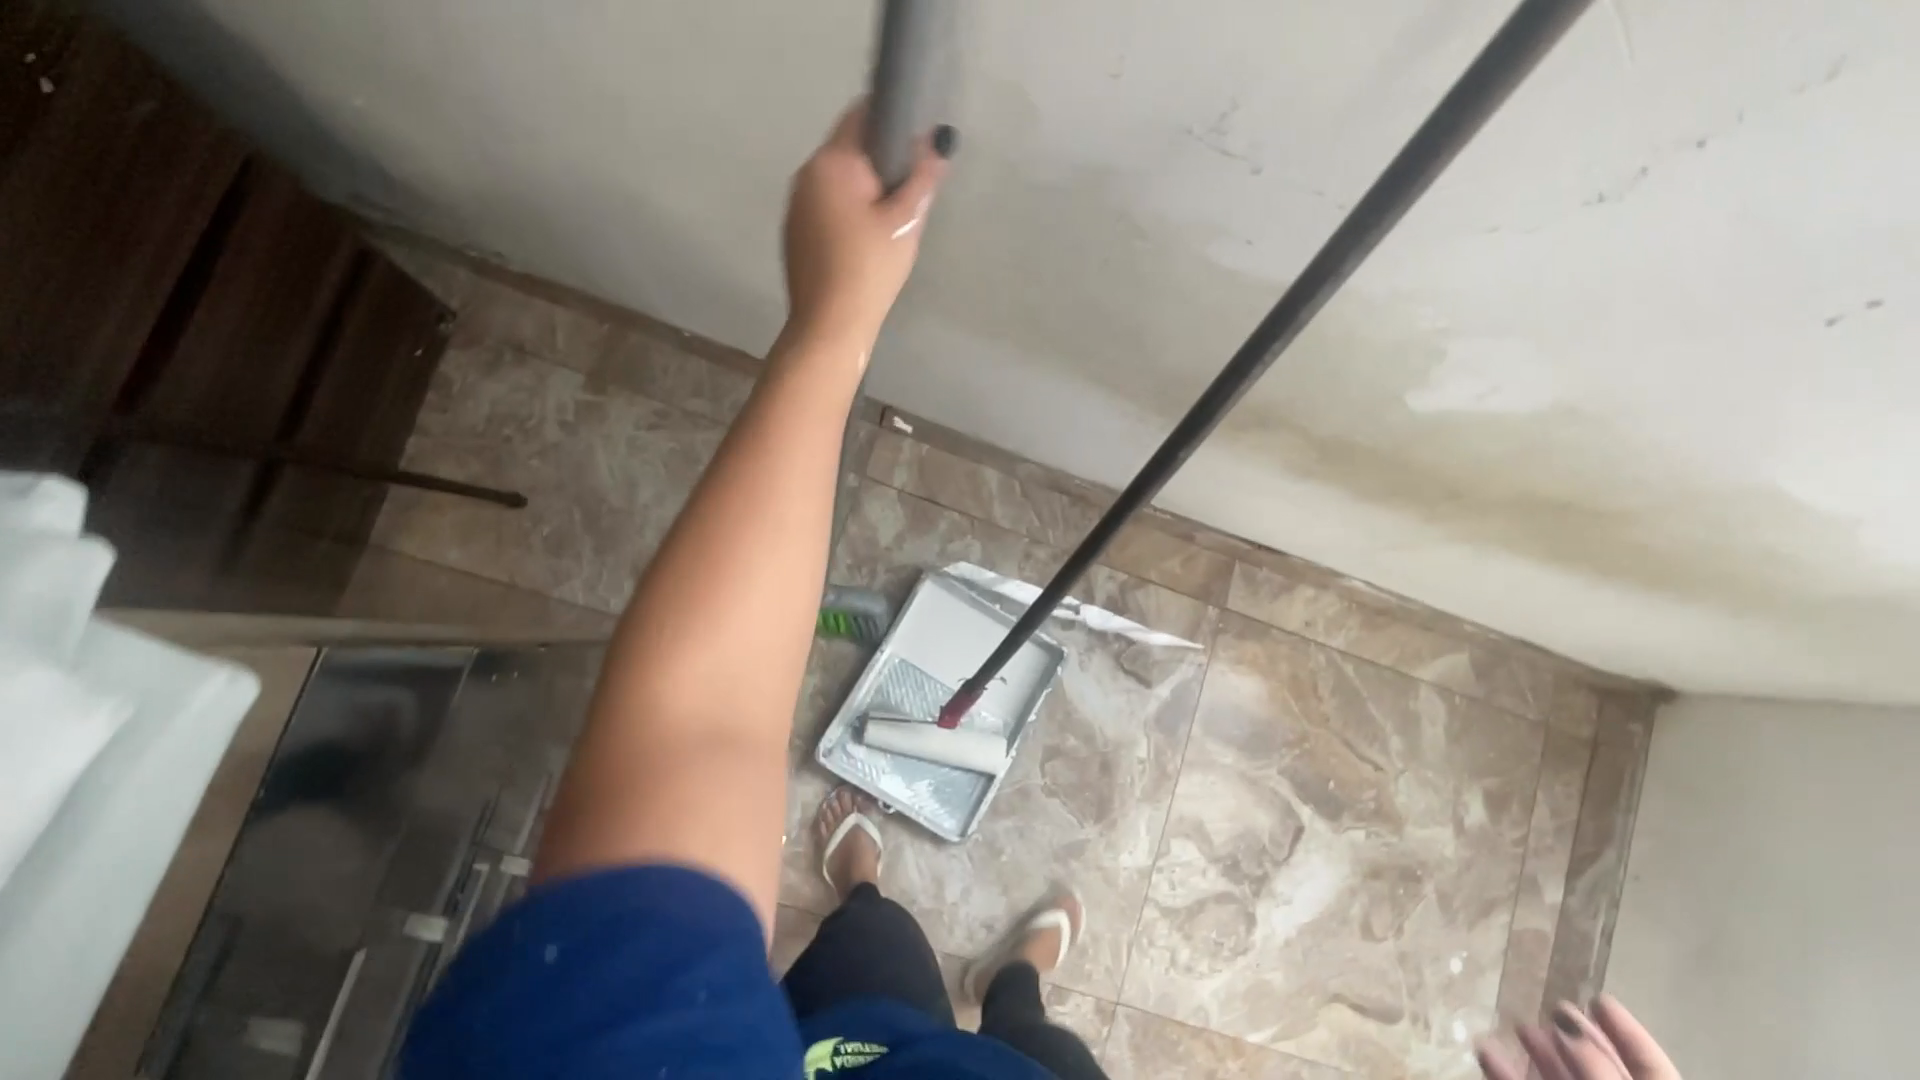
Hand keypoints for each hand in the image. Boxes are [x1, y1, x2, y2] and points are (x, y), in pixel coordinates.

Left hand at [781, 102, 949, 355]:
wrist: (830, 325)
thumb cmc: (870, 269)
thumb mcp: (905, 221)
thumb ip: (922, 176)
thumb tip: (936, 142)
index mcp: (830, 163)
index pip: (860, 115)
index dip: (892, 121)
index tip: (917, 146)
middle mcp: (805, 175)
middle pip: (848, 150)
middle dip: (880, 162)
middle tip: (910, 193)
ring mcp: (795, 205)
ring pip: (837, 181)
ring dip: (864, 190)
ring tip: (890, 223)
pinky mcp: (795, 233)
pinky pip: (826, 206)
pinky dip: (847, 213)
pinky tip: (864, 243)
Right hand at [1479, 996, 1679, 1079]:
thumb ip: (1596, 1068)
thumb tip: (1565, 1021)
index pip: (1649, 1065)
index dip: (1628, 1031)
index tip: (1599, 998)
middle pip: (1600, 1068)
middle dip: (1576, 1038)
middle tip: (1554, 1005)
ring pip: (1561, 1079)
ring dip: (1539, 1053)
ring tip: (1518, 1025)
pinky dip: (1506, 1073)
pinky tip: (1485, 1049)